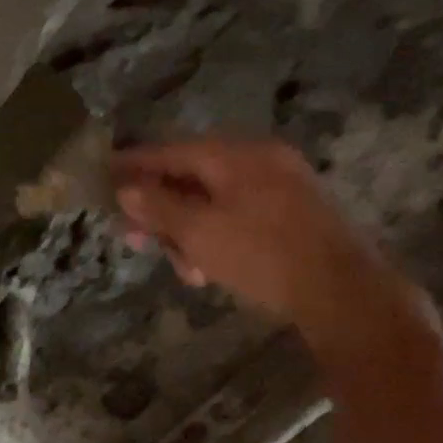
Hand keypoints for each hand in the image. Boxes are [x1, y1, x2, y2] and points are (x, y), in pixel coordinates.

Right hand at [111, 139, 406, 334]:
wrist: (342, 291)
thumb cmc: (260, 254)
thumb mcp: (196, 231)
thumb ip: (157, 206)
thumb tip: (126, 188)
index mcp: (236, 156)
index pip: (169, 151)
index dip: (132, 164)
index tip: (101, 174)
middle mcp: (260, 160)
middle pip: (189, 177)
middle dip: (158, 208)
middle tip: (133, 236)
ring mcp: (280, 185)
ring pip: (210, 200)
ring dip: (184, 230)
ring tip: (178, 265)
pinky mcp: (290, 212)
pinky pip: (234, 213)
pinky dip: (211, 234)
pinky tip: (204, 267)